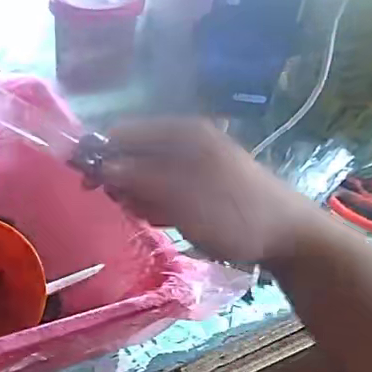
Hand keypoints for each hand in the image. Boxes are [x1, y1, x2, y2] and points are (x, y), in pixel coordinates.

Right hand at [98, 118, 324, 264]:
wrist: (288, 238)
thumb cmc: (233, 214)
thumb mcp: (181, 197)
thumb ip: (138, 178)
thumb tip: (98, 166)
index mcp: (181, 133)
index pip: (123, 133)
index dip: (98, 155)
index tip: (83, 185)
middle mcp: (185, 141)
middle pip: (132, 153)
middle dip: (120, 180)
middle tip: (126, 207)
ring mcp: (193, 163)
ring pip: (146, 175)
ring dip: (138, 196)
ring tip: (151, 217)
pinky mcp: (199, 186)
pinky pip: (163, 190)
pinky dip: (156, 204)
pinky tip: (164, 220)